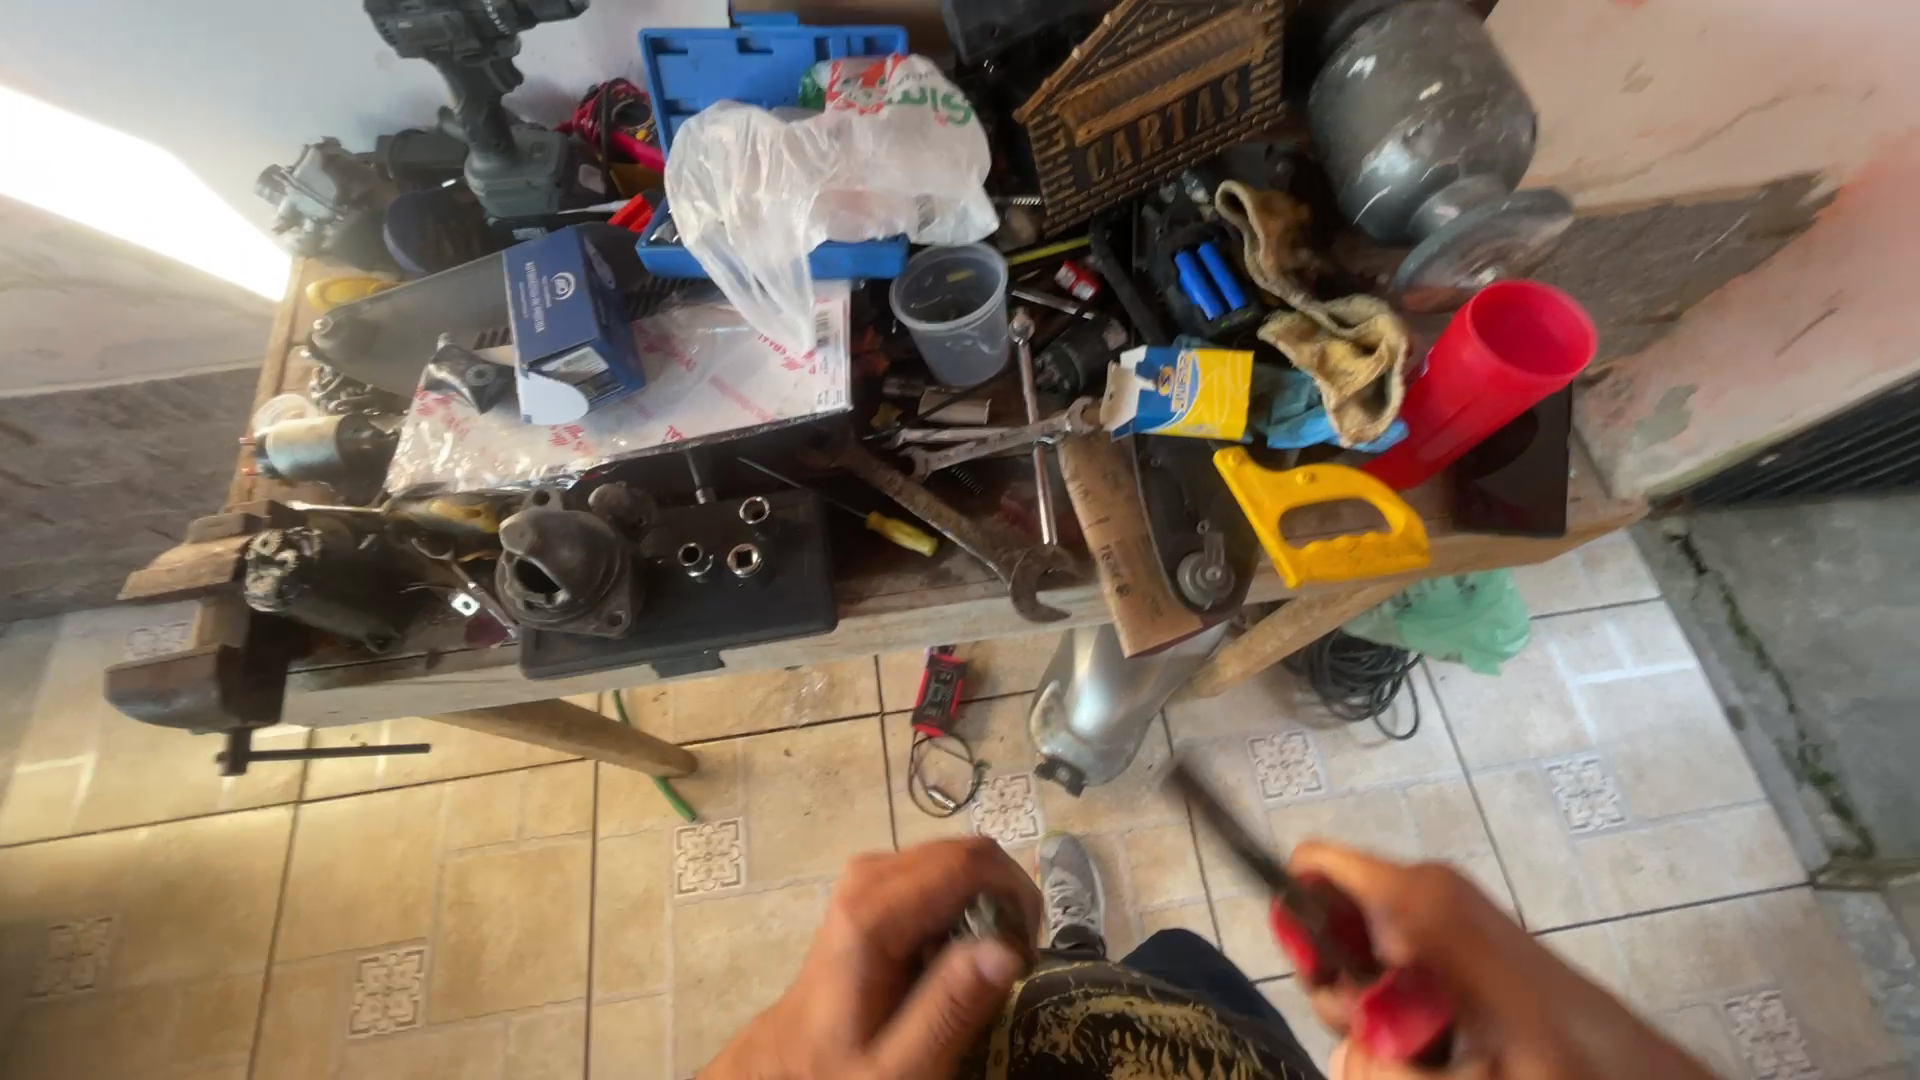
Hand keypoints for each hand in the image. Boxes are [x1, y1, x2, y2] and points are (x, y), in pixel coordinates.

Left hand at [701, 837, 1040, 1079]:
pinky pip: (944, 871)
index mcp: (874, 910)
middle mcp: (872, 872)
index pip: (969, 862)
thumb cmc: (842, 1068)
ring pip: (961, 858)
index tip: (1025, 957)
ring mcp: (873, 870)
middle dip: (1006, 899)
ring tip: (988, 964)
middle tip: (1015, 964)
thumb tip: (1007, 949)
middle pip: (969, 852)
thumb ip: (950, 1010)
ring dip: (990, 902)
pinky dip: (968, 903)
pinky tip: (958, 952)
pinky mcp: (878, 878)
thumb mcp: (897, 1068)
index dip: (1014, 897)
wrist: (791, 1059)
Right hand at [1288, 843, 1716, 1079]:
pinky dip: (1391, 1001)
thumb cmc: (1568, 1064)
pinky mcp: (1452, 933)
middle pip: (1325, 914)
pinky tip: (1435, 1043)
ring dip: (1365, 1000)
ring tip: (1420, 1048)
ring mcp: (1437, 910)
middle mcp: (1419, 888)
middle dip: (1335, 979)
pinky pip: (1386, 956)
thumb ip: (1392, 1068)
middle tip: (1379, 1031)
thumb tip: (1342, 1057)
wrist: (1647, 1073)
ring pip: (1353, 943)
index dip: (1298, 921)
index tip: (1327, 982)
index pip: (1313, 865)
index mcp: (1415, 896)